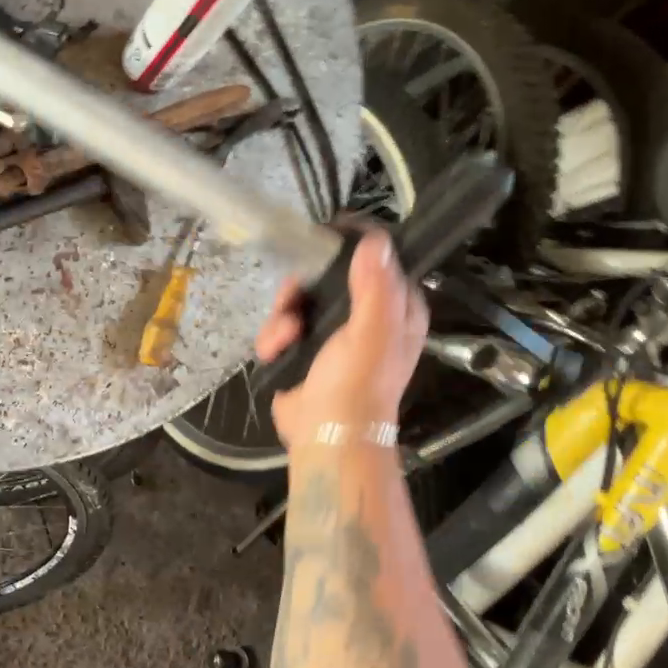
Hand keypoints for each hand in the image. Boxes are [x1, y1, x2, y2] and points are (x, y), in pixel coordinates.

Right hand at [254, 230, 427, 449]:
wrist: (325, 433)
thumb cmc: (356, 383)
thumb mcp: (372, 331)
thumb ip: (374, 285)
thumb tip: (373, 239)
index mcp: (394, 309)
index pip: (378, 262)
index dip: (354, 246)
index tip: (327, 234)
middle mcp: (364, 318)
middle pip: (328, 280)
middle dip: (303, 289)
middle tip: (291, 299)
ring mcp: (330, 337)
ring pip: (297, 305)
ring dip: (281, 318)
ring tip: (284, 339)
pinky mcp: (300, 353)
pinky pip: (279, 330)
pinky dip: (272, 340)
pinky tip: (275, 353)